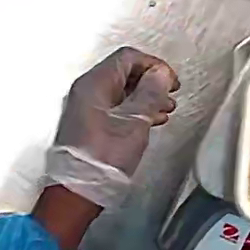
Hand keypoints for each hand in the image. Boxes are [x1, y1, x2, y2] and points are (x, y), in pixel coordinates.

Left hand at [43, 48, 178, 209]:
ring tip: (166, 110)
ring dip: (146, 97)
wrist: (78, 191)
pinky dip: (135, 109)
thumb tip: (160, 74)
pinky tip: (151, 121)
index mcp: (94, 84)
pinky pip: (116, 106)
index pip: (128, 58)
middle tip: (170, 95)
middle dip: (151, 82)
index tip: (171, 81)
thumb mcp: (134, 122)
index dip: (154, 65)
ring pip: (122, 90)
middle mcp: (87, 91)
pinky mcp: (90, 123)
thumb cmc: (103, 157)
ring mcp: (87, 107)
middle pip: (125, 72)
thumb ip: (150, 93)